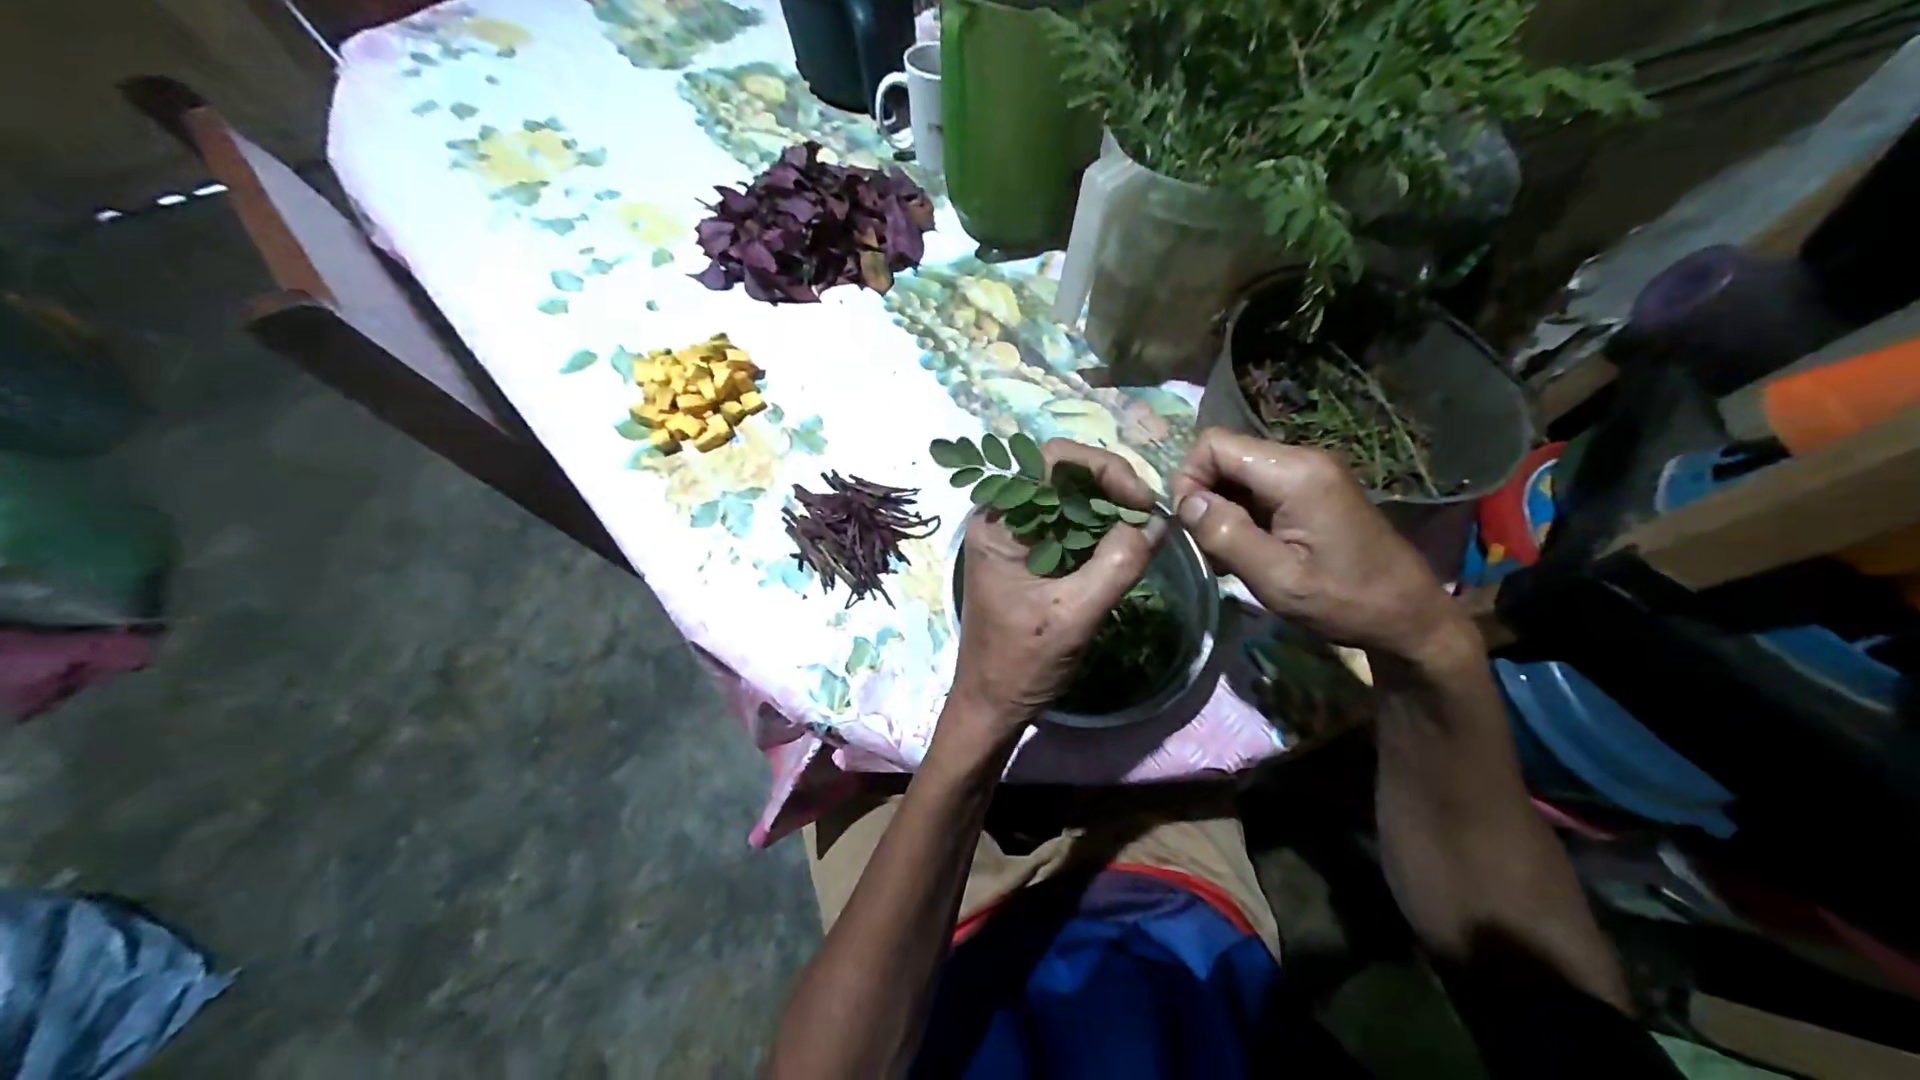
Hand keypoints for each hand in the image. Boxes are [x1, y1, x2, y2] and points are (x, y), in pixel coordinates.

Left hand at [945, 440, 1159, 750]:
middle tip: (1148, 515)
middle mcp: (1005, 519)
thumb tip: (1156, 522)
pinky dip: (1104, 531)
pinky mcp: (1036, 557)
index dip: (1101, 467)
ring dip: (1111, 509)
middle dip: (1111, 487)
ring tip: (1144, 530)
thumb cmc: (1020, 662)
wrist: (994, 704)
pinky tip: (1127, 546)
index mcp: (997, 523)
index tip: (1139, 500)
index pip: (1050, 461)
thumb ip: (1116, 565)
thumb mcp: (1073, 616)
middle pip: (1064, 475)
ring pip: (1072, 500)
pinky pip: (1074, 527)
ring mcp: (1021, 537)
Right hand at [1169, 428, 1473, 669]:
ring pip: (1238, 473)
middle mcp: (1303, 459)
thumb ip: (1226, 535)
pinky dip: (1242, 514)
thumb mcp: (1278, 579)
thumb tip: (1185, 502)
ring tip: (1229, 555)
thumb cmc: (1345, 601)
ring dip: (1222, 510)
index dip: (1189, 478)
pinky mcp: (1313, 488)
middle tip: (1210, 548)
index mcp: (1296, 474)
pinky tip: (1249, 550)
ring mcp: (1311, 472)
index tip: (1190, 524)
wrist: (1408, 616)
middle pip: (1225, 455)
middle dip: (1204, 497)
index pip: (1214, 444)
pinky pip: (1259, 487)